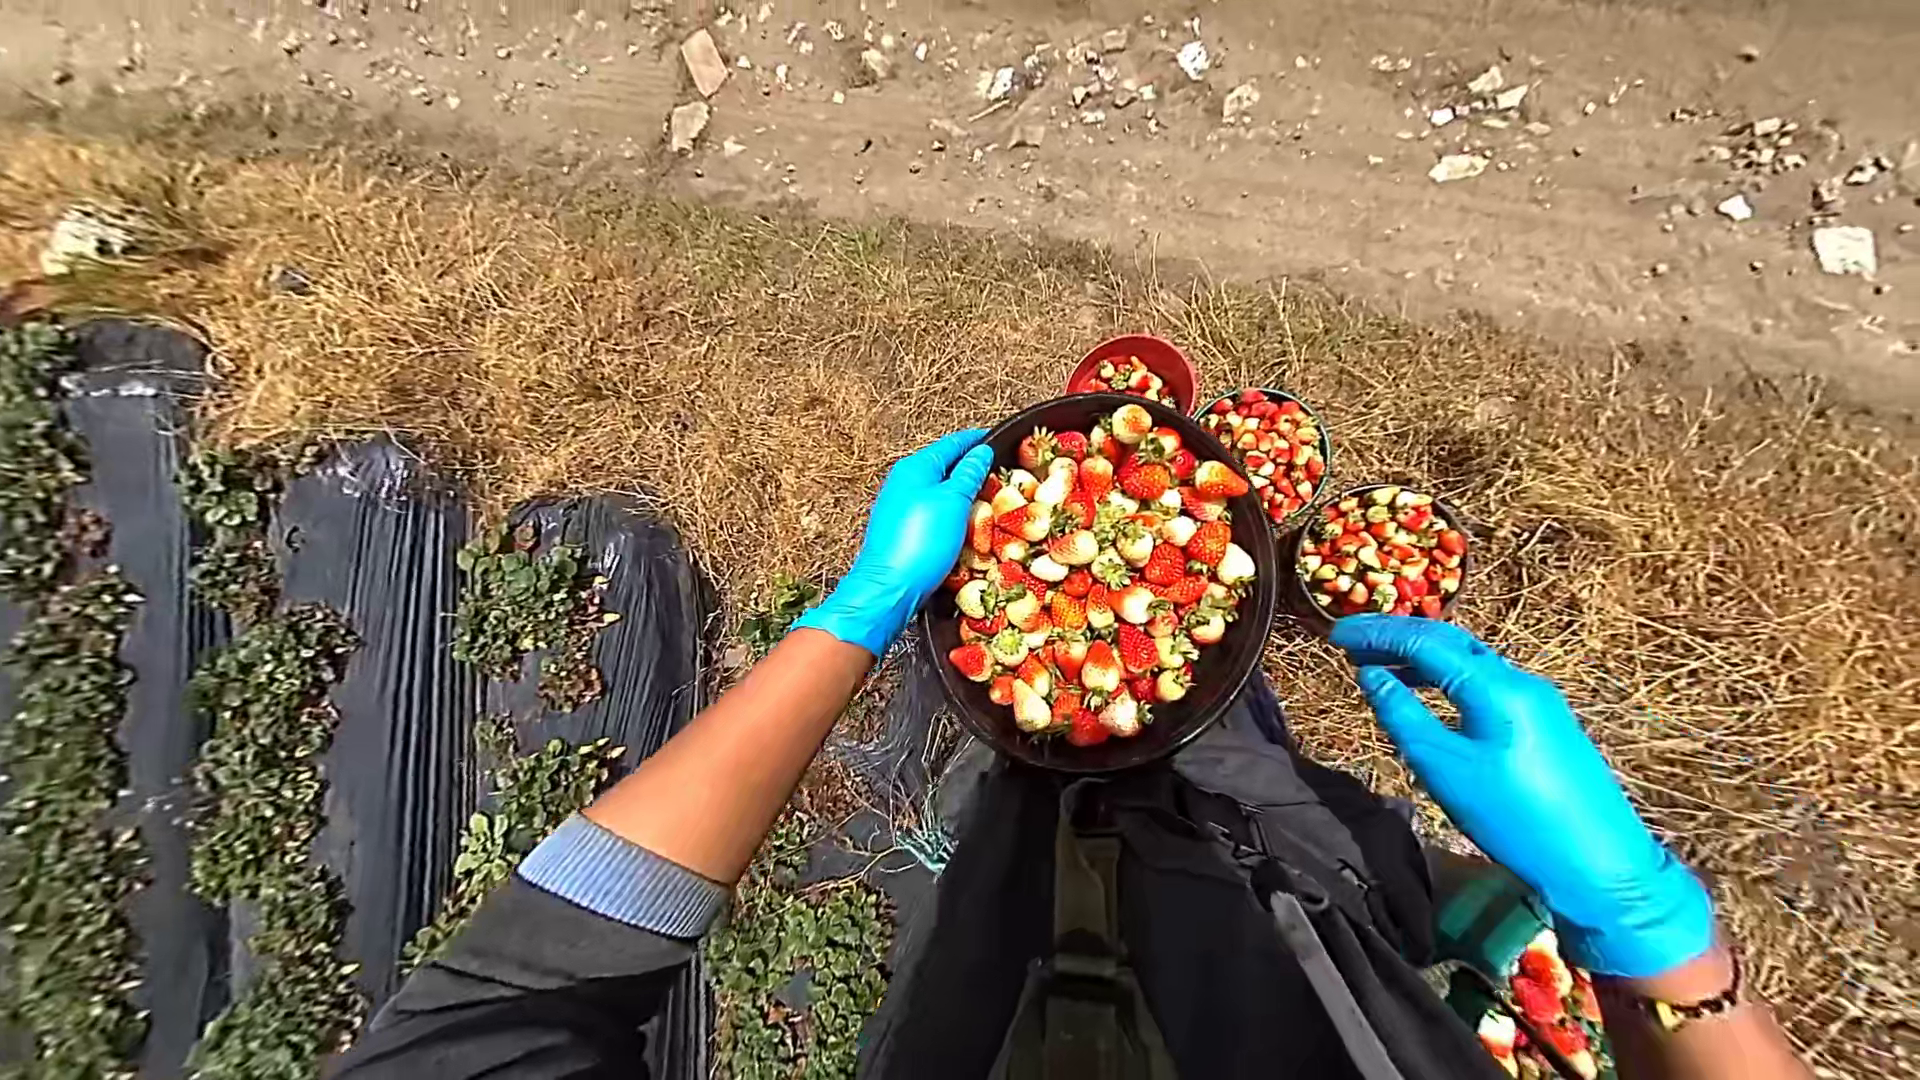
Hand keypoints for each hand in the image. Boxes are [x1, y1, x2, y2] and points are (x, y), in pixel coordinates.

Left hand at [791, 430, 994, 655]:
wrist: (890, 589)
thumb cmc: (920, 543)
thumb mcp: (953, 501)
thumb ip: (969, 474)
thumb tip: (981, 452)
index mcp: (915, 468)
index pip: (952, 443)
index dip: (977, 440)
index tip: (998, 438)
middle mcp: (904, 484)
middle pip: (945, 467)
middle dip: (972, 468)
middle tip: (1001, 470)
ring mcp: (902, 509)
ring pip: (940, 492)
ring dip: (964, 493)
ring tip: (990, 497)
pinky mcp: (904, 533)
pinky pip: (936, 515)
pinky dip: (954, 515)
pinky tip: (967, 524)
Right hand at [1330, 615, 1714, 977]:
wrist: (1604, 870)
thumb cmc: (1513, 818)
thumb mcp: (1441, 765)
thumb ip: (1400, 712)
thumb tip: (1369, 674)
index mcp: (1496, 689)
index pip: (1425, 642)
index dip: (1376, 633)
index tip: (1335, 635)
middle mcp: (1517, 681)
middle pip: (1446, 639)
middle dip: (1392, 633)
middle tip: (1347, 638)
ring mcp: (1532, 698)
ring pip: (1462, 657)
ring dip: (1413, 652)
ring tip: (1370, 660)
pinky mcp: (1536, 717)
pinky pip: (1476, 677)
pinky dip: (1436, 672)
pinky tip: (1413, 685)